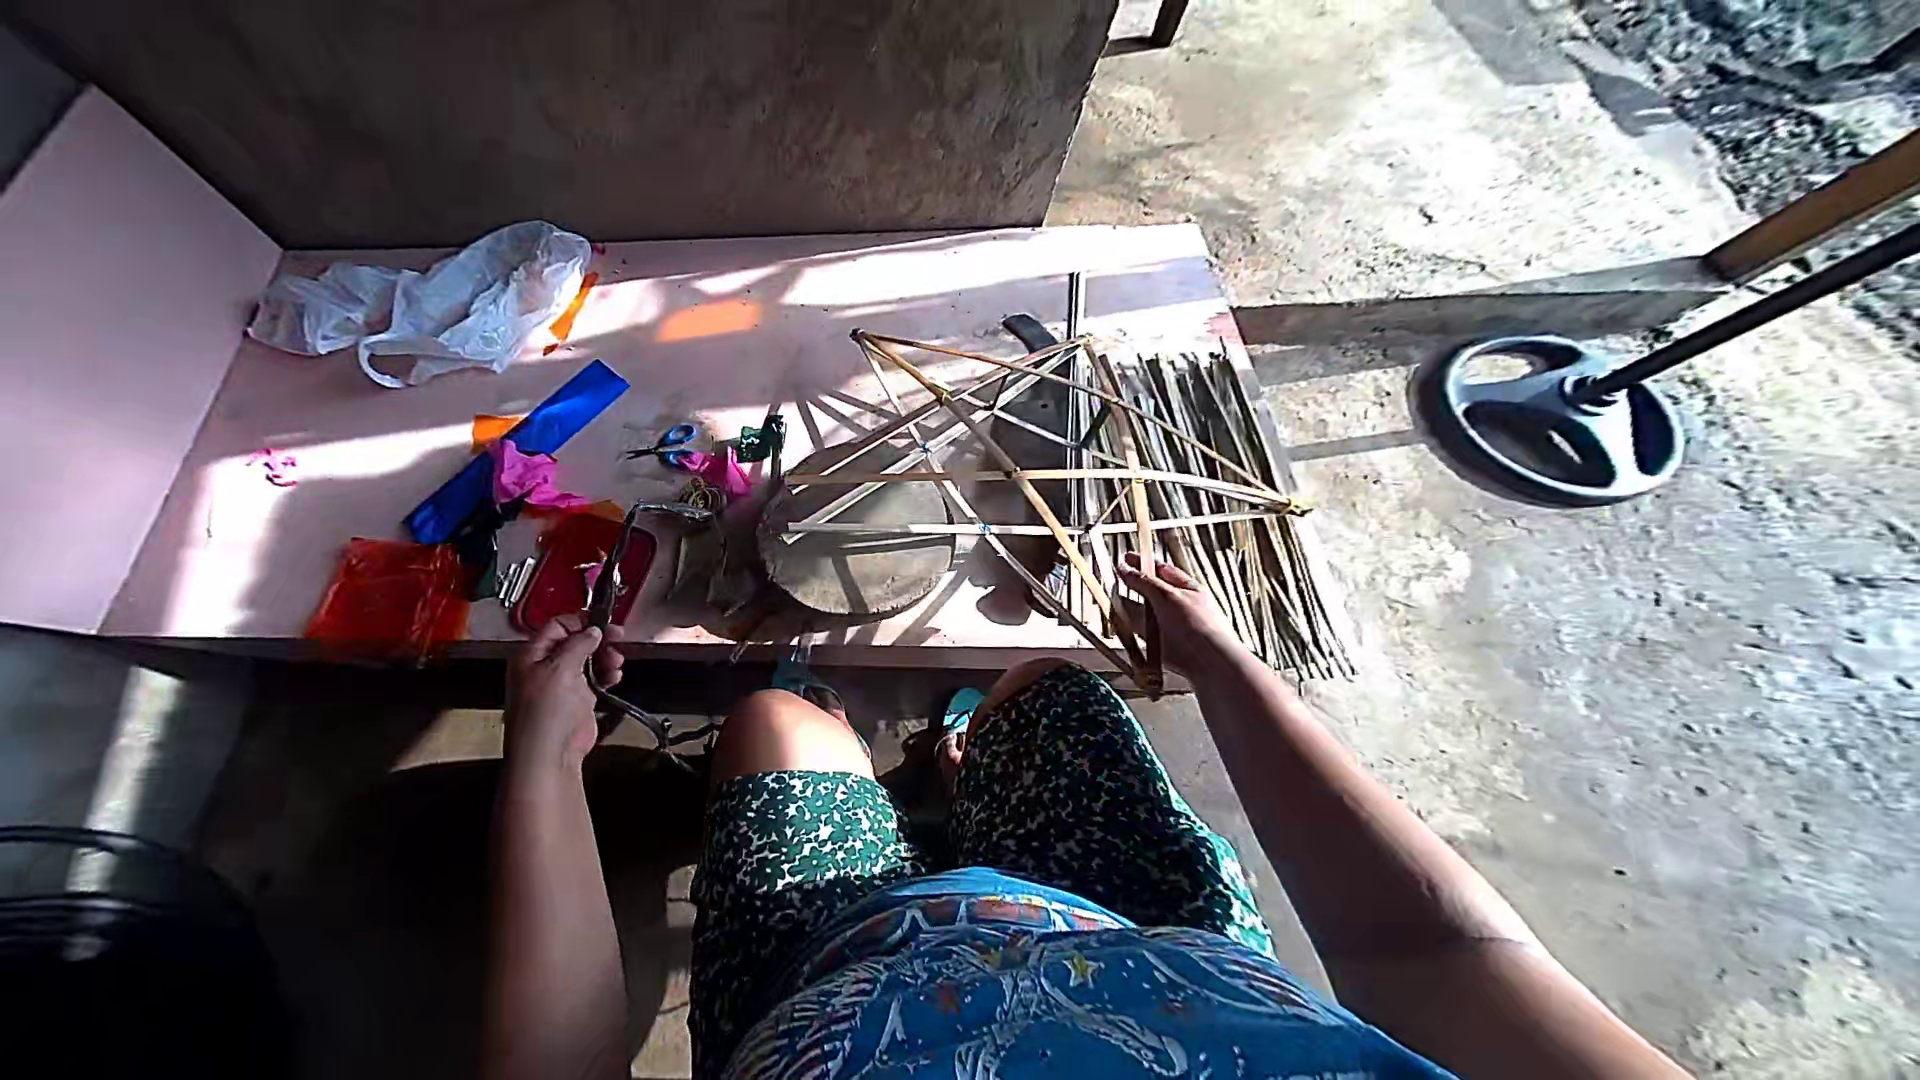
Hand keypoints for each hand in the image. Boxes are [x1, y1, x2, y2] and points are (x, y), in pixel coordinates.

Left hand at [504, 614, 625, 768]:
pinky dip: (609, 673)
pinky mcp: (579, 697)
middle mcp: (546, 667)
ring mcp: (563, 683)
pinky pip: (598, 677)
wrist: (551, 752)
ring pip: (590, 658)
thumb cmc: (544, 714)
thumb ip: (578, 644)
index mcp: (532, 656)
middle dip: (598, 639)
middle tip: (617, 637)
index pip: (557, 626)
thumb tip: (593, 630)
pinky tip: (614, 676)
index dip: (579, 621)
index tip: (601, 622)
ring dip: (607, 656)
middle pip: (577, 641)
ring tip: (616, 662)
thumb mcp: (559, 669)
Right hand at [1117, 551, 1246, 677]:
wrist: (1209, 661)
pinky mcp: (1164, 645)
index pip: (1161, 569)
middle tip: (1116, 579)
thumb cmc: (1199, 626)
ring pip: (1144, 612)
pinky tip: (1122, 625)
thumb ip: (1144, 582)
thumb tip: (1126, 569)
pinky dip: (1131, 627)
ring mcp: (1172, 625)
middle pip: (1151, 591)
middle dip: (1134, 585)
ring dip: (1129, 607)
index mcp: (1187, 589)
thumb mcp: (1167, 596)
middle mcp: (1179, 606)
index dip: (1143, 563)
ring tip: (1113, 602)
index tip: (1127, 558)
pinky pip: (1143, 632)